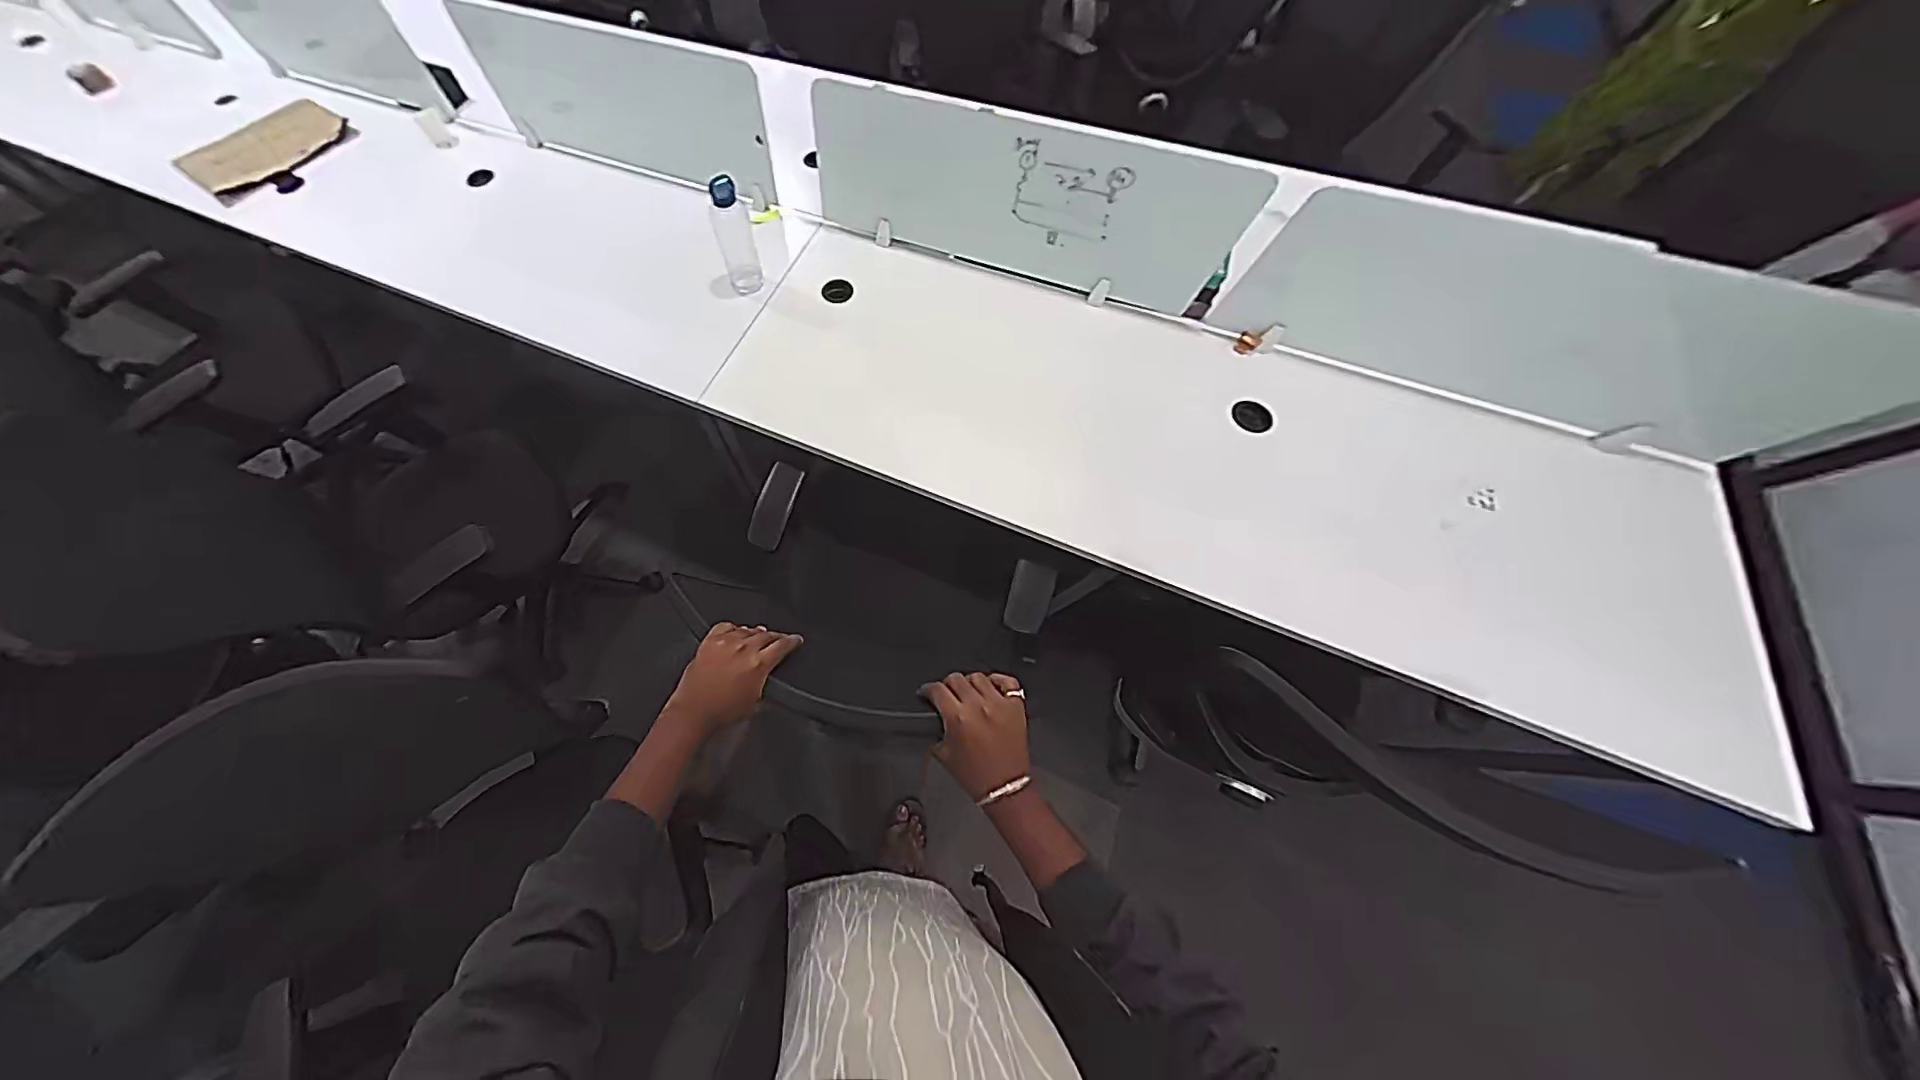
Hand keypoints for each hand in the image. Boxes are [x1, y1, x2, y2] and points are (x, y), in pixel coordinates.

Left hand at [660, 622, 803, 737]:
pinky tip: (735, 633)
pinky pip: (725, 626)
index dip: (793, 641)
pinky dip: (733, 629)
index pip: (783, 644)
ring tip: (757, 638)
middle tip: (778, 640)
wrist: (693, 713)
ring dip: (755, 633)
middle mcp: (742, 649)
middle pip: (767, 634)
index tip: (796, 639)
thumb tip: (769, 669)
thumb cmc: (721, 712)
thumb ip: (766, 678)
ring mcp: (724, 643)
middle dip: (775, 637)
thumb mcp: (756, 699)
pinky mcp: (708, 642)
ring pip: (747, 629)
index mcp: (758, 663)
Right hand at [922, 672, 1028, 800]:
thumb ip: (936, 729)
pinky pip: (1006, 681)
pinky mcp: (1016, 706)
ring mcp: (999, 704)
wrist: (1003, 786)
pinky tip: (991, 687)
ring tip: (968, 692)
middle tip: (946, 694)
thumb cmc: (975, 774)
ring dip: (969, 683)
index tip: (926, 692)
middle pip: (956, 679)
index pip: (937, 690)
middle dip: (946, 685)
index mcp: (958, 718)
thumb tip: (934, 714)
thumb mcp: (943, 753)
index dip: (927, 689)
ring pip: (979, 677)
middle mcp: (979, 707)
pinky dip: (997, 680)